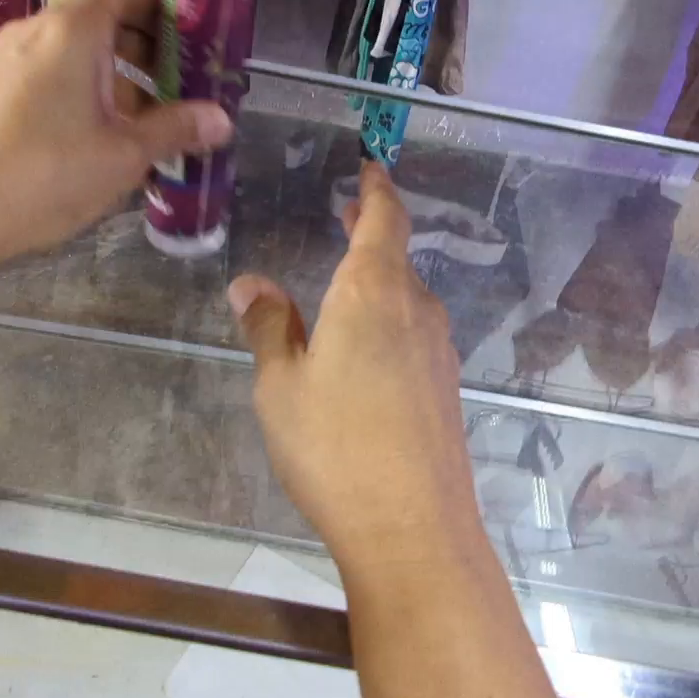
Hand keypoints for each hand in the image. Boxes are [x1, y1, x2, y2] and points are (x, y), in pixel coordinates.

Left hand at [0, 0, 231, 261]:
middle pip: (103, 20)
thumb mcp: (125, 154)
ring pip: (79, 53)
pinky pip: (54, 75)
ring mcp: (11, 61)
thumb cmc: (48, 174)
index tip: (190, 43)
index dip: (162, 9)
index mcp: (72, 31)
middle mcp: (38, 32)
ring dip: (120, 79)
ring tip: (151, 126)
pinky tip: (108, 142)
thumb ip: (176, 129)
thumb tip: (222, 120)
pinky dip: (88, 93)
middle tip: (180, 88)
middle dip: (147, 51)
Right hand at [227, 161, 484, 572]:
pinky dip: (389, 321)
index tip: (369, 167)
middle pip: (396, 255)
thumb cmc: (334, 446)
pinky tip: (365, 354)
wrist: (414, 530)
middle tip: (345, 218)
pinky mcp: (447, 386)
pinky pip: (414, 333)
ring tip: (342, 291)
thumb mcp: (281, 385)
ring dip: (378, 281)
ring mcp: (438, 348)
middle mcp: (415, 308)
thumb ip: (269, 326)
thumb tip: (251, 284)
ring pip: (406, 297)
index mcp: (373, 291)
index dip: (377, 189)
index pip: (384, 218)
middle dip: (371, 232)